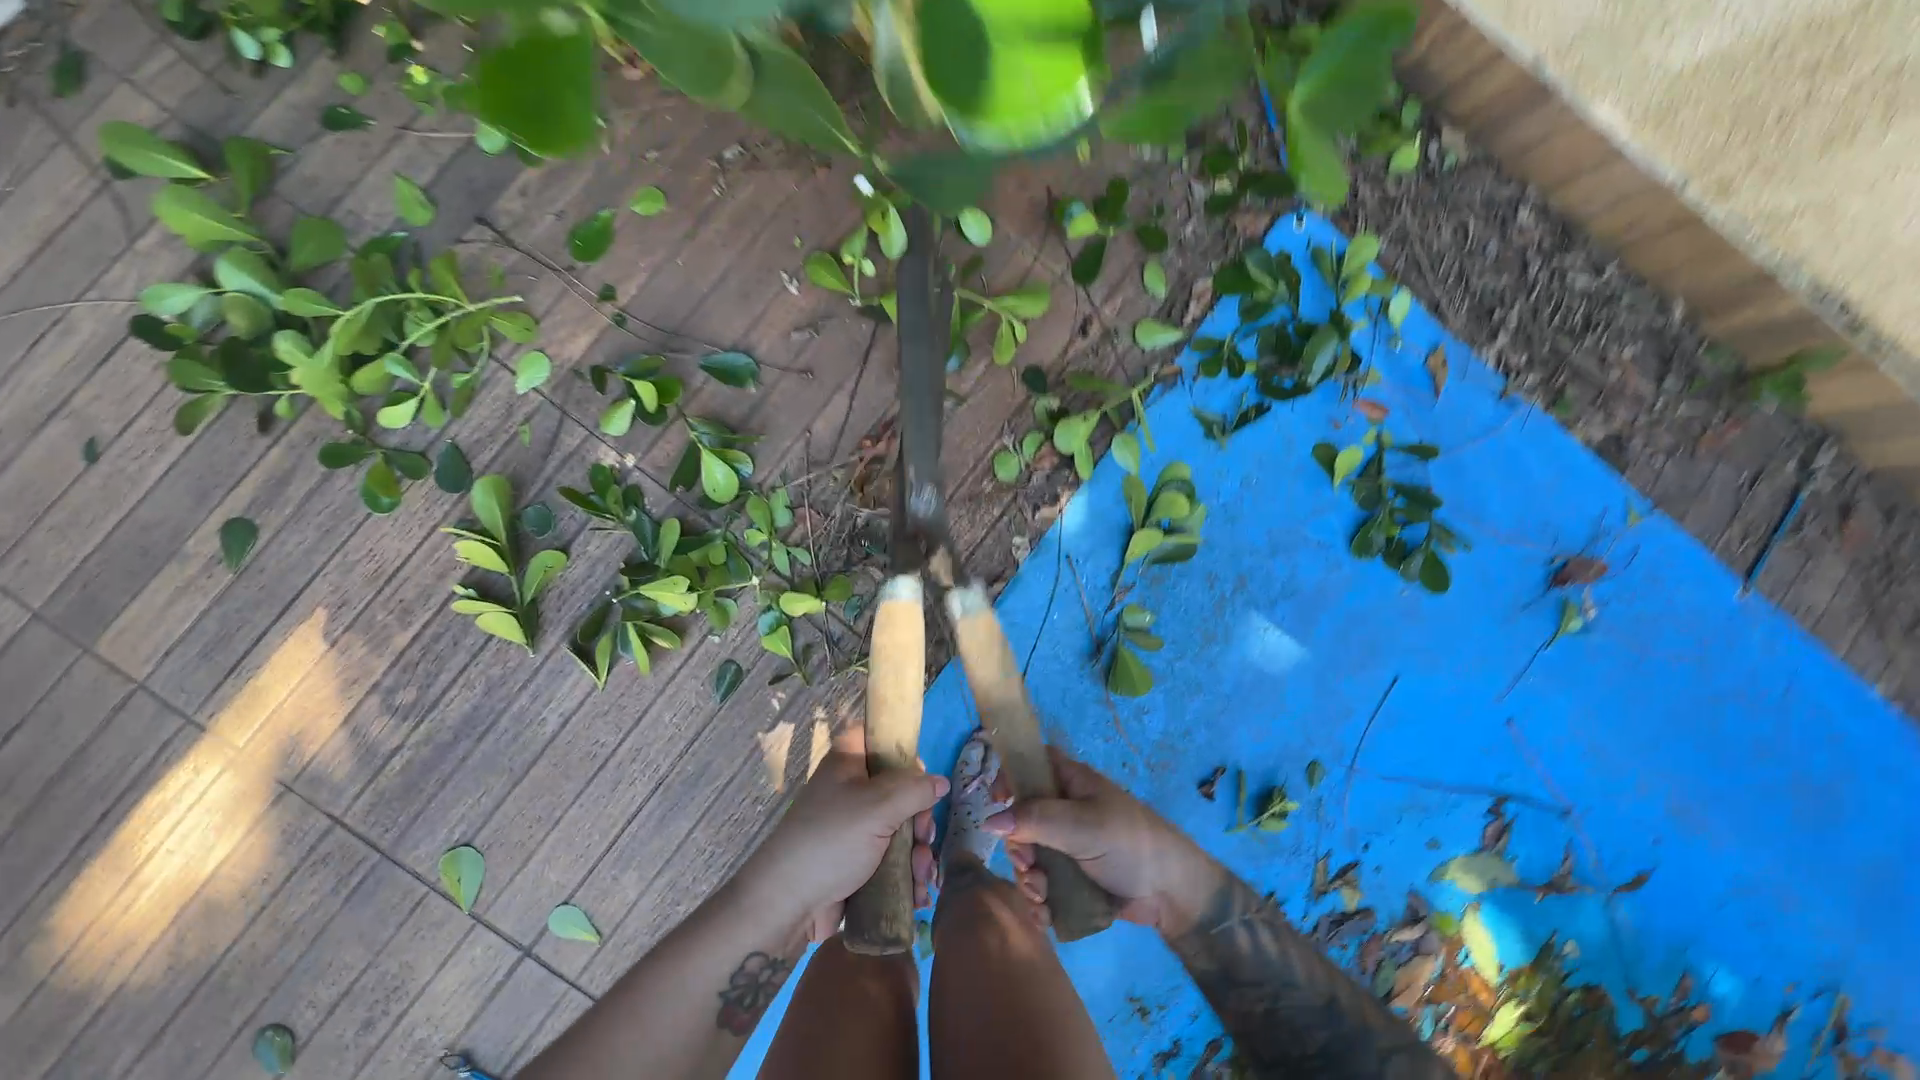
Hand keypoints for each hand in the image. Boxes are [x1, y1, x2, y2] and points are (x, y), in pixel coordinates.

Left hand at [737, 727, 947, 942]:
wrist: (789, 903)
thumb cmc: (831, 841)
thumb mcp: (878, 806)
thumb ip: (915, 790)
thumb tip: (941, 782)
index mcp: (848, 765)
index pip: (876, 738)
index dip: (901, 750)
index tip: (921, 773)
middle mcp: (851, 792)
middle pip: (900, 791)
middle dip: (921, 818)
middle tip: (924, 837)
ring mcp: (855, 830)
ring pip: (901, 830)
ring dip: (919, 853)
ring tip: (922, 875)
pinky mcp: (858, 864)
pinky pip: (892, 861)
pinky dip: (908, 875)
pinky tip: (918, 892)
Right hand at [985, 747, 1222, 935]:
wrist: (1171, 893)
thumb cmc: (1131, 845)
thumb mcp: (1082, 826)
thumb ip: (1035, 820)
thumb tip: (988, 820)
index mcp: (1071, 783)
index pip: (1031, 765)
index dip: (1011, 777)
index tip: (996, 801)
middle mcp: (1065, 811)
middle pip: (1021, 818)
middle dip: (1018, 846)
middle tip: (1029, 864)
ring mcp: (1068, 846)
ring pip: (1028, 855)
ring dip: (1028, 877)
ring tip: (1042, 895)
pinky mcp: (1071, 878)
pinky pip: (1042, 883)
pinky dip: (1039, 899)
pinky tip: (1044, 914)